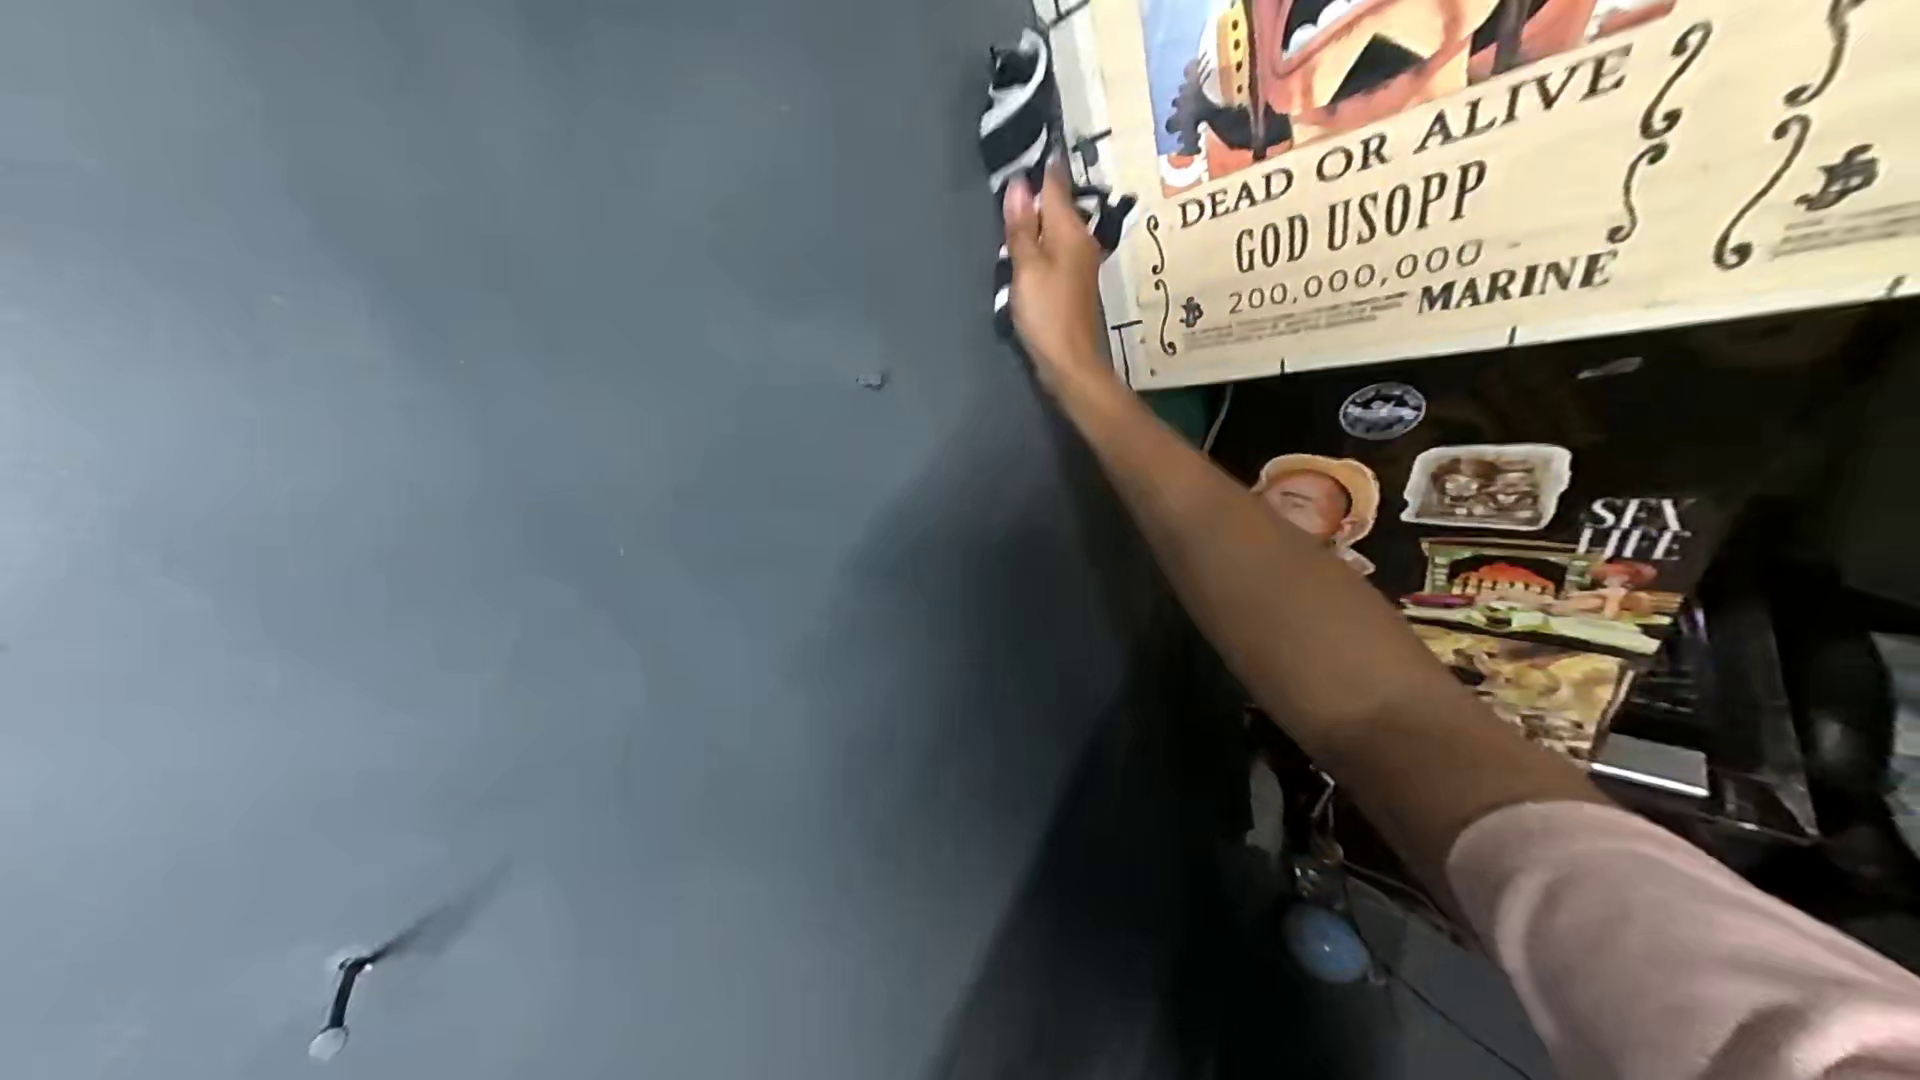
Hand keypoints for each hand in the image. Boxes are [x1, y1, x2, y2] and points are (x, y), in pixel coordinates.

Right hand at [1002, 164, 1116, 395]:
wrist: (1070, 362)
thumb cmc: (1047, 314)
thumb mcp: (1026, 268)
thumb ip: (1021, 227)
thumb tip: (1017, 184)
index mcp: (1072, 230)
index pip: (1054, 184)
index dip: (1035, 169)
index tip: (1013, 157)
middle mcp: (1081, 240)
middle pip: (1054, 207)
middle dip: (1031, 198)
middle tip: (1001, 189)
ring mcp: (1079, 262)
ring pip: (1053, 230)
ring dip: (1032, 224)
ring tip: (1006, 221)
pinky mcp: (1073, 282)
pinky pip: (1053, 252)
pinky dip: (1037, 248)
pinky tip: (1020, 254)